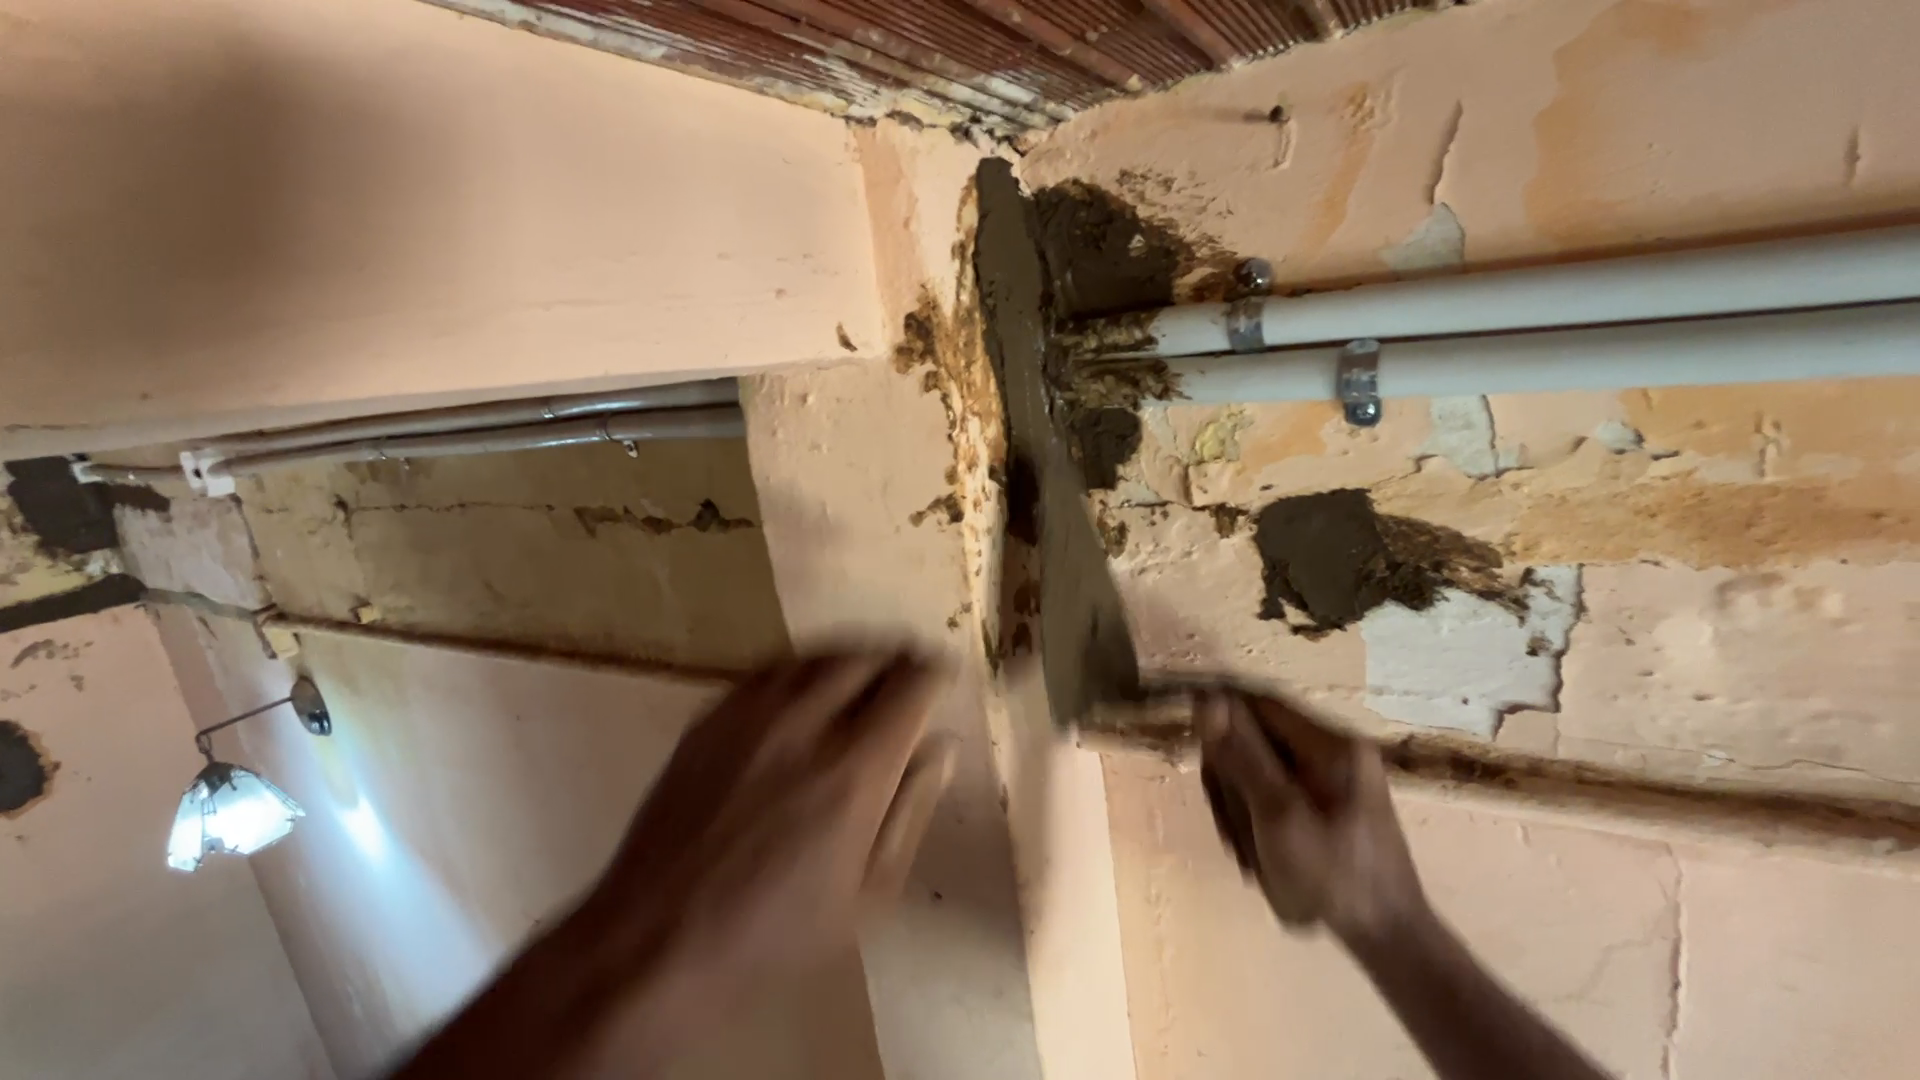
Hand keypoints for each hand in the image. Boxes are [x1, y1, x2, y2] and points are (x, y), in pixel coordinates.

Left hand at [579, 651, 957, 1021]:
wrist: (658, 940)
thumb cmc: (777, 932)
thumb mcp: (868, 893)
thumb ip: (910, 810)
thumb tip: (939, 747)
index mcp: (853, 770)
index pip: (910, 686)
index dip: (935, 673)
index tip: (943, 675)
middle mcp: (804, 725)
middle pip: (864, 657)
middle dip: (896, 658)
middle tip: (908, 671)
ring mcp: (749, 715)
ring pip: (815, 655)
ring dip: (851, 657)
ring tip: (865, 672)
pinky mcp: (709, 719)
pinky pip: (768, 670)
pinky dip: (801, 668)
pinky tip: (804, 689)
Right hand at [1198, 690, 1426, 947]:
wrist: (1389, 940)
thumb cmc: (1333, 878)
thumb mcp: (1279, 815)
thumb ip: (1242, 755)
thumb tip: (1207, 698)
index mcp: (1331, 745)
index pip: (1259, 704)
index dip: (1219, 718)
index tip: (1195, 750)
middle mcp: (1334, 753)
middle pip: (1256, 740)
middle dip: (1231, 780)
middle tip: (1228, 826)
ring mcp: (1333, 781)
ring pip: (1260, 772)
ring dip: (1241, 808)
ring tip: (1247, 852)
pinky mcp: (1329, 807)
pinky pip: (1276, 796)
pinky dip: (1259, 822)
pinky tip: (1260, 855)